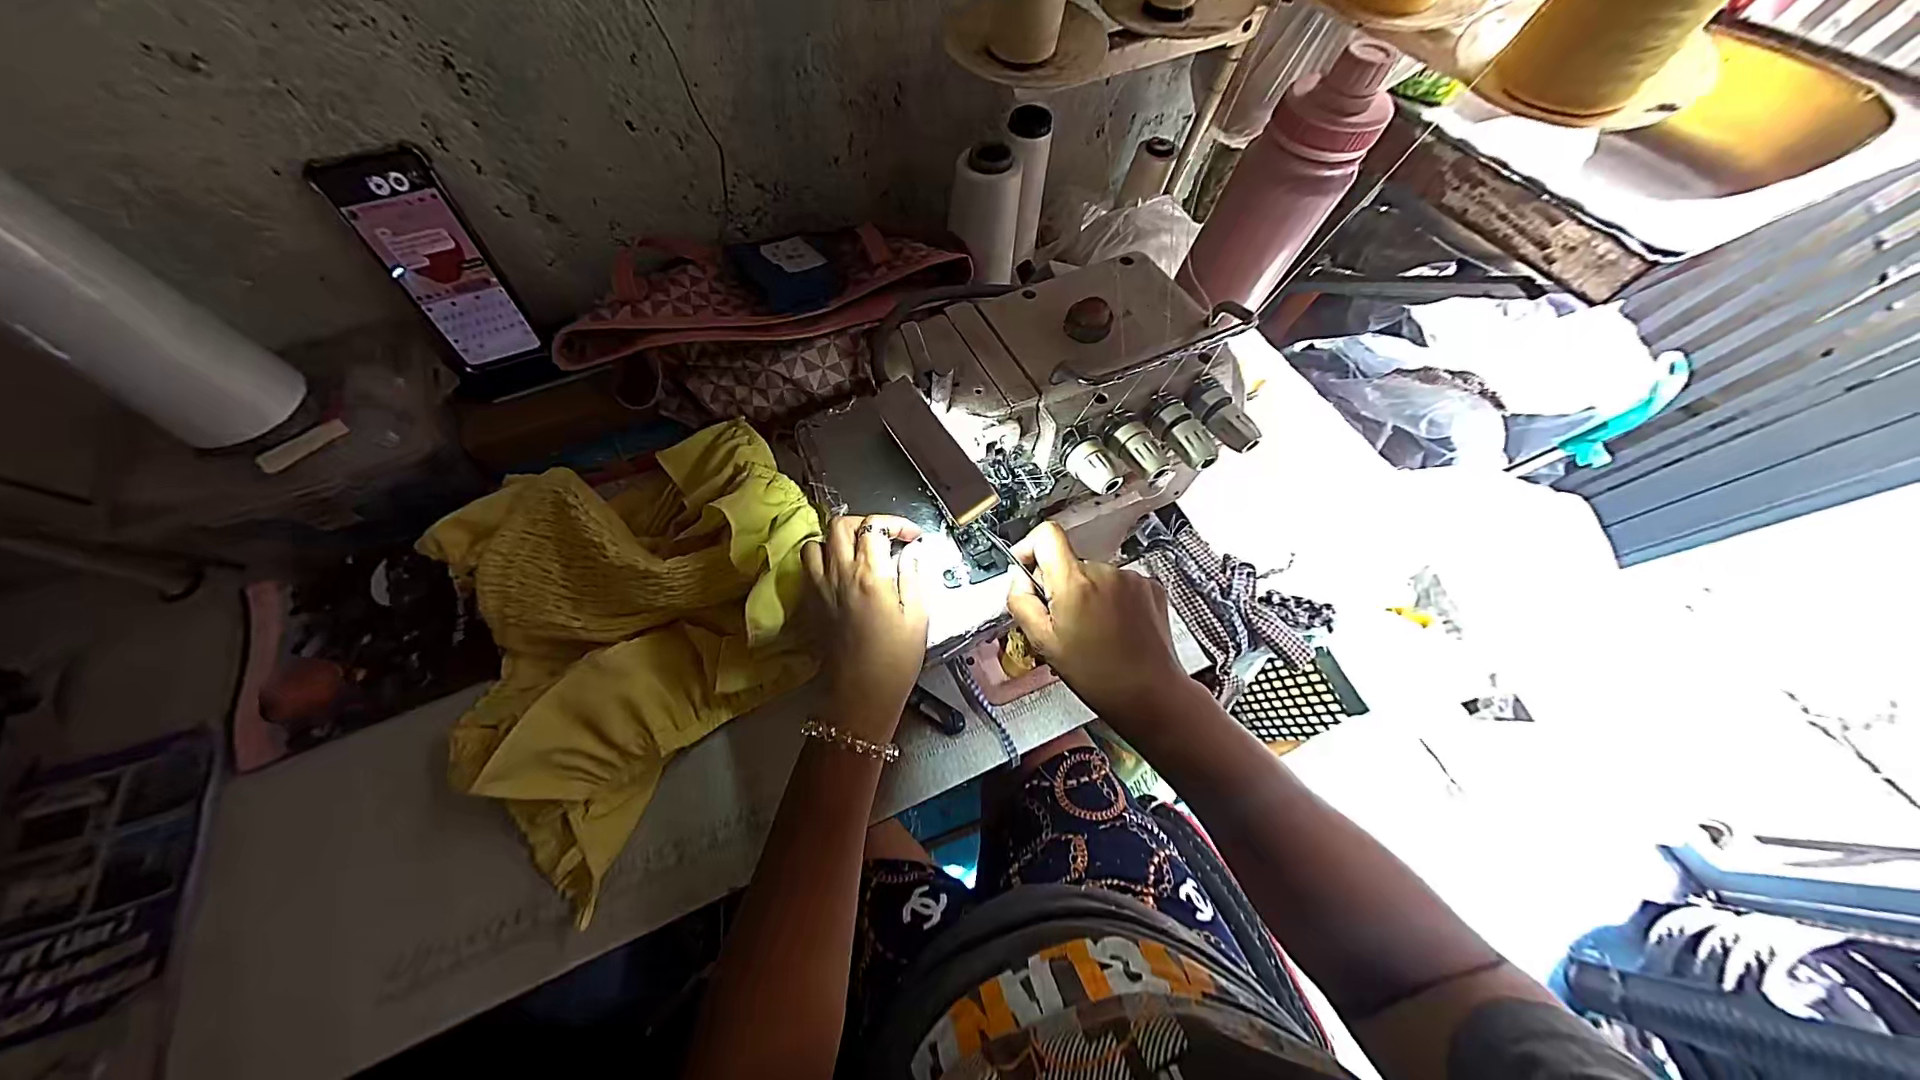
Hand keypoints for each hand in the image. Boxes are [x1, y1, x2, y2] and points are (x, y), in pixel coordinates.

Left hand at [802, 514, 927, 740]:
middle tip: (883, 537)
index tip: (911, 536)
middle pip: (841, 524)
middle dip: (865, 523)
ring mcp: (821, 587)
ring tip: (856, 551)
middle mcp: (840, 574)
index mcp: (870, 575)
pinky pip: (808, 566)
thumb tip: (911, 553)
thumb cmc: (894, 660)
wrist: (860, 693)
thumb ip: (913, 577)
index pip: (875, 527)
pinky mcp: (811, 602)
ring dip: (837, 539)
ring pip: (817, 541)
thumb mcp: (917, 617)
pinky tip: (839, 572)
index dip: (895, 524)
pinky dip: (822, 558)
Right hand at [1005, 522, 1191, 731]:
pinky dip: (1110, 601)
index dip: (1030, 547)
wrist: (1149, 692)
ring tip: (1092, 631)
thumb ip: (1020, 602)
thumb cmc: (1099, 675)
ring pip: (1093, 576)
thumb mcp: (1043, 642)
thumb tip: (1017, 580)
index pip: (1046, 535)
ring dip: (1087, 595)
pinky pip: (1117, 584)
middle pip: (1068, 562)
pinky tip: (1112, 628)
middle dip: (1059, 586)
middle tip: (1063, 622)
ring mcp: (1130, 579)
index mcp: (1074, 583)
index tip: (1027, 567)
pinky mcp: (1148, 587)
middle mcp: (1104, 573)